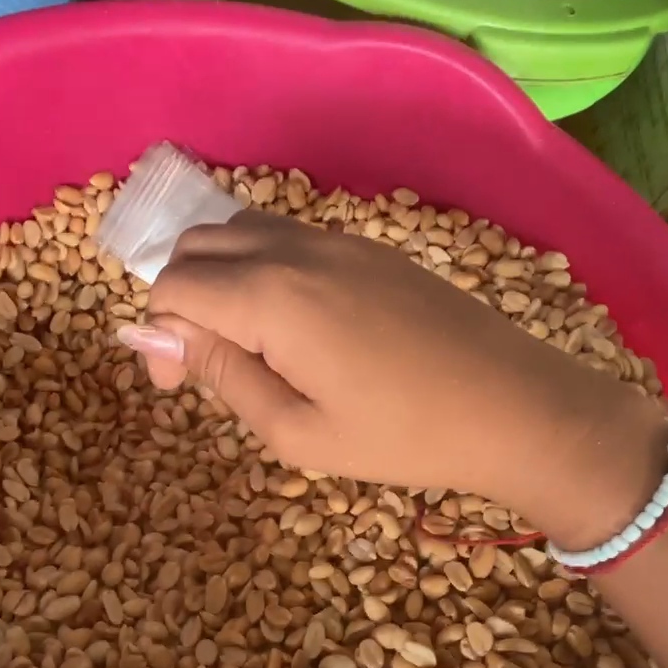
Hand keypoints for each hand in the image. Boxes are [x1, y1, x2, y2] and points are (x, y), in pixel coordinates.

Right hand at [117, 213, 665, 541]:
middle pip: (197, 244)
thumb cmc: (401, 436)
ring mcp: (336, 239)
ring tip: (250, 345)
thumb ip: (220, 375)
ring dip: (221, 278)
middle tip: (210, 363)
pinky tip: (293, 325)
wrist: (512, 406)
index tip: (181, 386)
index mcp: (270, 296)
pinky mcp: (367, 245)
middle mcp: (295, 248)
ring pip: (239, 230)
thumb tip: (155, 336)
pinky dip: (261, 269)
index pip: (172, 285)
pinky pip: (286, 237)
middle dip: (181, 298)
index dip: (160, 336)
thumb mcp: (295, 431)